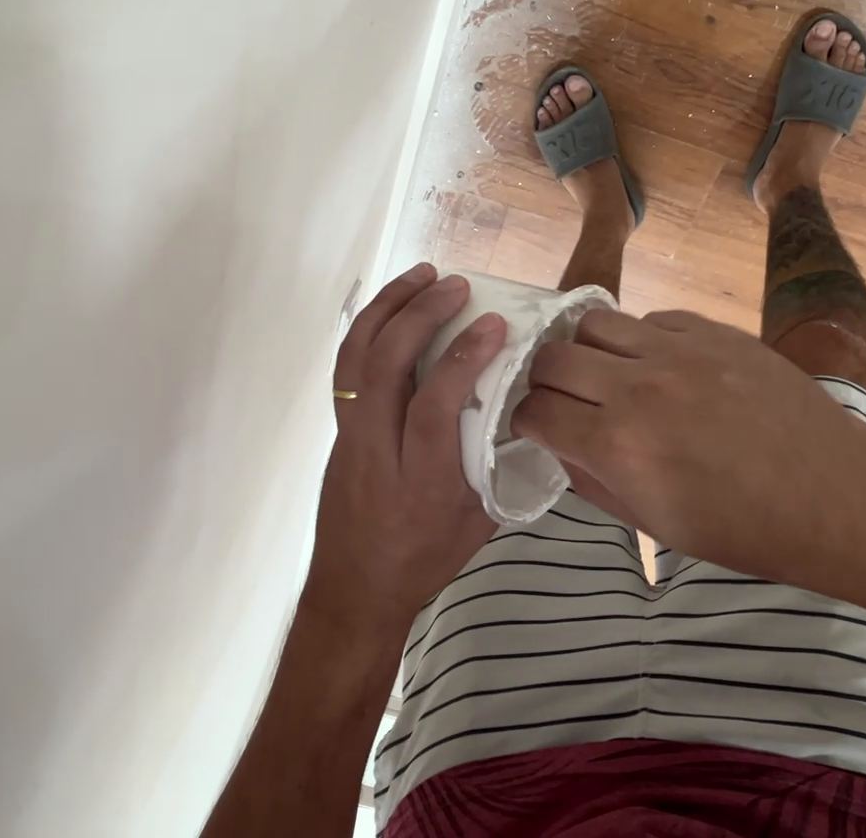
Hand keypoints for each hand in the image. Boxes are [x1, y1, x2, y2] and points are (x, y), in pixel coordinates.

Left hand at [306, 264, 506, 633]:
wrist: (355, 589)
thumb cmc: (424, 559)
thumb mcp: (478, 521)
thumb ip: (500, 464)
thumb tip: (526, 411)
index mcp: (421, 479)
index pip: (434, 405)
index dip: (462, 358)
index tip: (493, 324)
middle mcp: (377, 449)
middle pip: (385, 367)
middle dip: (420, 315)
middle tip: (454, 285)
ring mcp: (351, 436)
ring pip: (357, 358)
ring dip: (387, 308)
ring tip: (419, 276)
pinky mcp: (339, 429)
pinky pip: (348, 367)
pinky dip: (368, 328)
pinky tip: (391, 308)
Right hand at [512, 309, 865, 583]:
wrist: (834, 496)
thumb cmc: (741, 528)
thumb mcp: (652, 523)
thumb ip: (591, 478)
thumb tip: (558, 442)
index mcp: (619, 444)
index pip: (534, 411)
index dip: (525, 421)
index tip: (534, 427)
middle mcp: (639, 386)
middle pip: (551, 357)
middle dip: (544, 381)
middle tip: (563, 399)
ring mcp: (679, 350)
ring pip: (594, 323)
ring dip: (587, 350)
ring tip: (607, 374)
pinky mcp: (713, 331)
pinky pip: (650, 319)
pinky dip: (639, 340)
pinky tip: (658, 366)